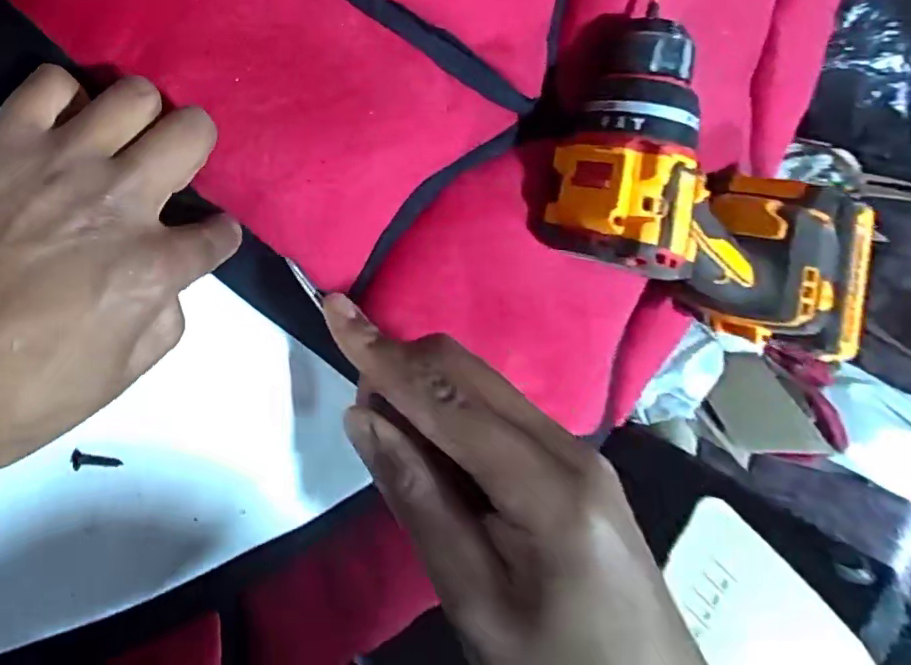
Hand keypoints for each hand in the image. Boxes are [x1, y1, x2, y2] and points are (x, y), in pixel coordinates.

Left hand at [0, 65, 242, 502]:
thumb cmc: (1, 398)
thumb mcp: (106, 386)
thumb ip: (160, 328)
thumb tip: (168, 287)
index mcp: (148, 269)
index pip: (216, 234)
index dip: (216, 237)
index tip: (204, 240)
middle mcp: (118, 200)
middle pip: (194, 130)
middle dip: (194, 146)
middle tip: (166, 170)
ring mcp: (59, 162)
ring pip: (133, 93)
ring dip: (137, 117)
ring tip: (112, 143)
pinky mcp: (1, 142)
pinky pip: (51, 83)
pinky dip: (65, 99)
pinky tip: (54, 129)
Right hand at [322, 295, 701, 664]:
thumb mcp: (475, 603)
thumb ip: (417, 502)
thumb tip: (362, 417)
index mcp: (549, 489)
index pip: (446, 401)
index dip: (382, 354)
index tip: (334, 308)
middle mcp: (568, 448)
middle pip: (465, 371)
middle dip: (400, 368)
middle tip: (364, 418)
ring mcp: (577, 450)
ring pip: (479, 383)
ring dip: (423, 390)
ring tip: (398, 446)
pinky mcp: (574, 461)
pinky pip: (496, 408)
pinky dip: (450, 412)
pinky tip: (439, 459)